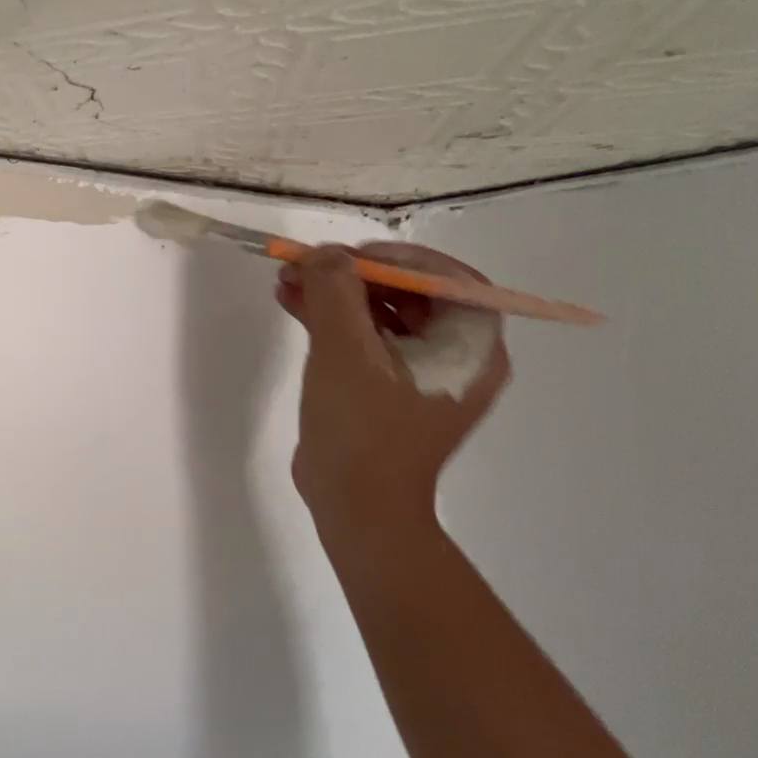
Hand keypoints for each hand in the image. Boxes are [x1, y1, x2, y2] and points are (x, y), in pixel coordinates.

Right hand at [276, 244, 510, 532]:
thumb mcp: (344, 350)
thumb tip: (326, 253)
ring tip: (286, 280)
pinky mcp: (389, 389)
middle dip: (354, 274)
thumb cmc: (363, 426)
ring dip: (336, 294)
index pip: (447, 278)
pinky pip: (367, 339)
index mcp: (470, 348)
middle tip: (306, 264)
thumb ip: (335, 291)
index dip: (396, 256)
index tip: (345, 256)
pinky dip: (332, 320)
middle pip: (410, 293)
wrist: (357, 504)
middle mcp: (456, 356)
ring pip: (383, 314)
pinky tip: (291, 304)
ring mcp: (422, 374)